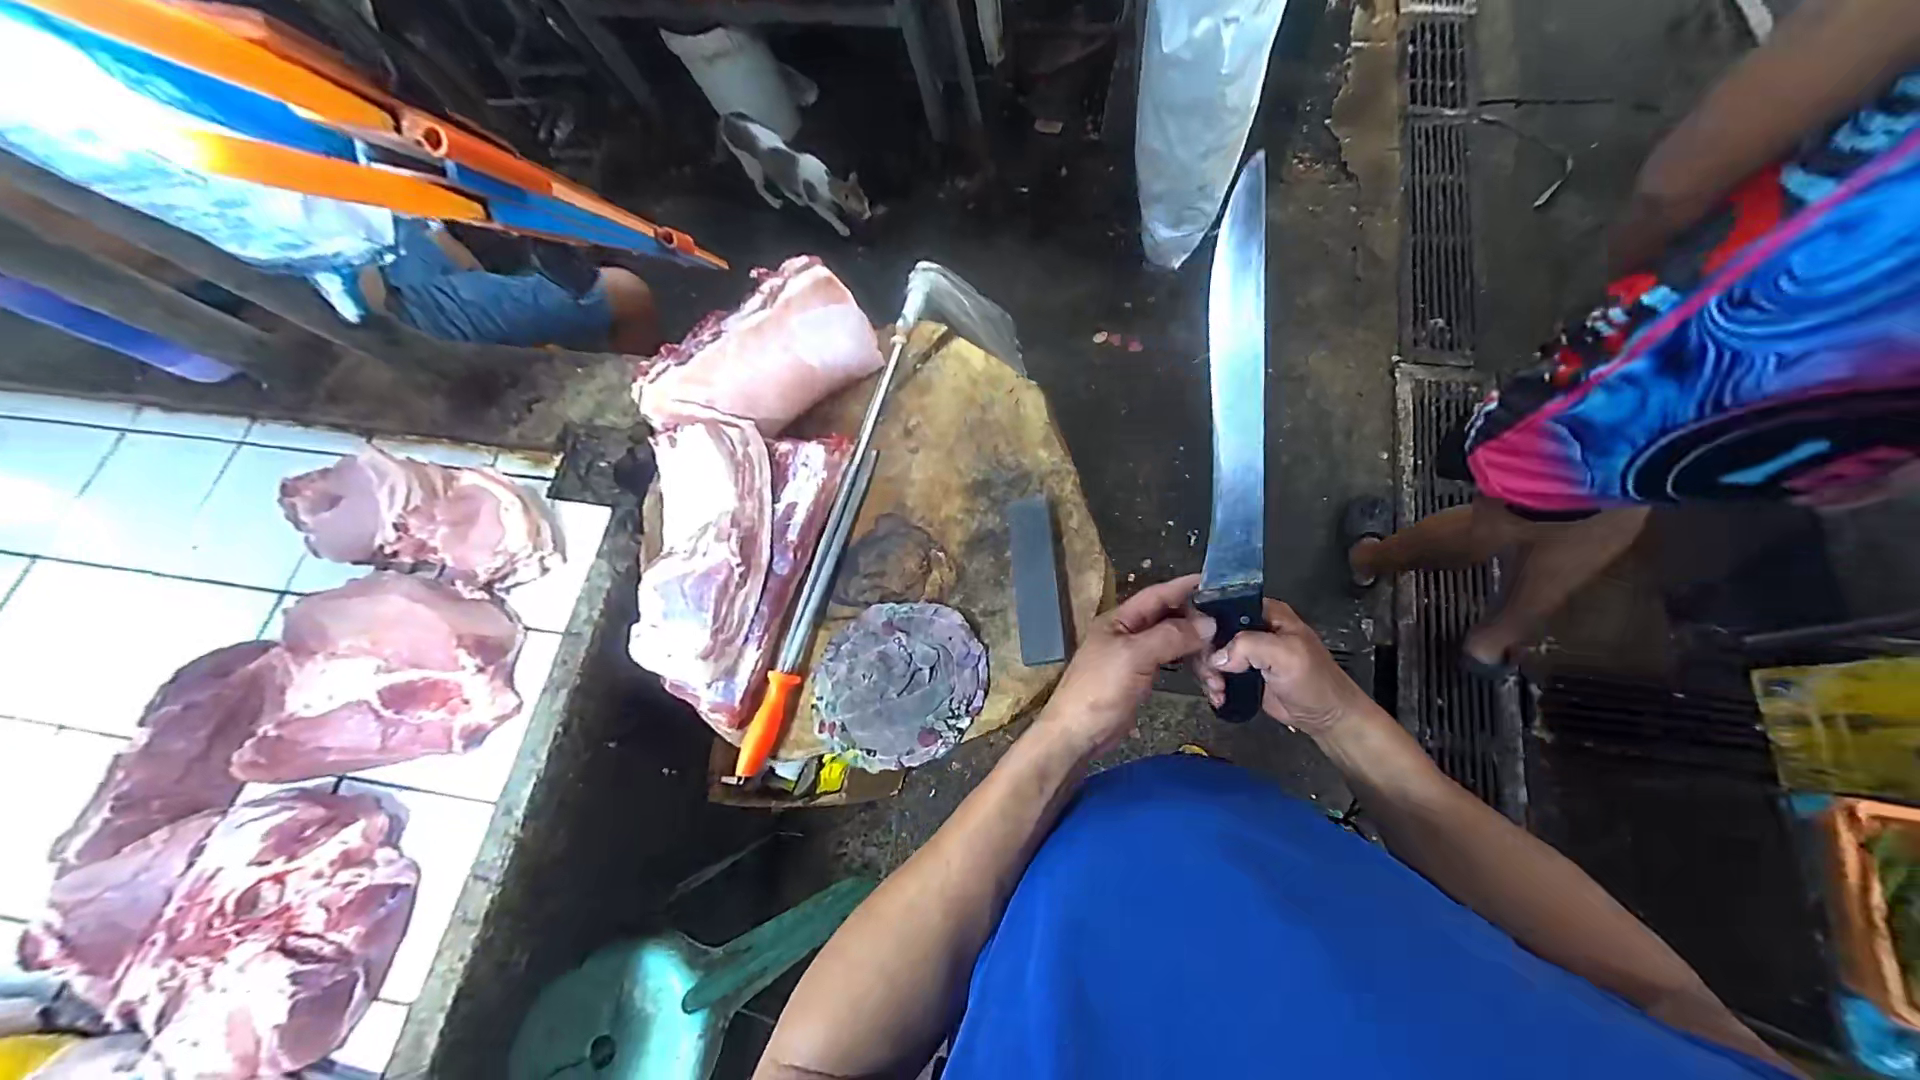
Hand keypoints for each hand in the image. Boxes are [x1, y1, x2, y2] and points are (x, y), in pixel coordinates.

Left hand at [1035, 574, 1213, 758]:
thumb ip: (1170, 636)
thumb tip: (1208, 622)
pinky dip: (1193, 674)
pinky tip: (1210, 688)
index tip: (1218, 583)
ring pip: (1177, 645)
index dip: (1186, 587)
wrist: (1078, 734)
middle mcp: (1128, 633)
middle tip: (1227, 645)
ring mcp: (1136, 656)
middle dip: (1200, 631)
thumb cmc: (1099, 690)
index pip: (1158, 595)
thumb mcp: (1134, 657)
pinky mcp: (1143, 677)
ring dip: (1201, 659)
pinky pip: (1175, 666)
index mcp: (1120, 620)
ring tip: (1218, 680)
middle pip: (1172, 620)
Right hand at [1193, 599, 1373, 736]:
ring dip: (1208, 673)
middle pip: (1210, 632)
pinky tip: (1219, 696)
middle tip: (1215, 677)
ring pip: (1209, 653)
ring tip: (1218, 690)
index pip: (1222, 605)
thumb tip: (1217, 657)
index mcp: (1265, 612)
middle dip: (1206, 656)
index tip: (1203, 646)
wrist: (1325, 718)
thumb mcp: (1286, 655)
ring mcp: (1244, 650)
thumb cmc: (1315, 683)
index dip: (1206, 623)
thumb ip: (1249, 645)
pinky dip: (1212, 684)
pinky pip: (1214, 671)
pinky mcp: (1240, 671)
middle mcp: (1251, 627)